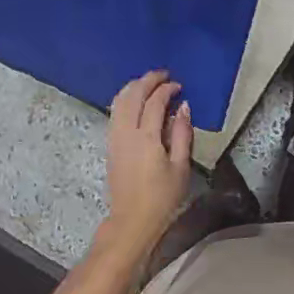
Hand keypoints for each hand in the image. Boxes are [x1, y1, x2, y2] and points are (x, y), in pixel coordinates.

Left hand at [104, 70, 192, 250]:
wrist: (132, 218)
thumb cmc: (162, 197)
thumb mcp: (180, 167)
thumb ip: (182, 134)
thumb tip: (183, 108)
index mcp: (147, 138)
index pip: (155, 102)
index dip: (166, 89)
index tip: (178, 86)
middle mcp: (126, 133)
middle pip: (132, 95)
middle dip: (147, 81)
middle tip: (162, 75)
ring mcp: (114, 138)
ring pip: (119, 102)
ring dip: (133, 88)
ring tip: (148, 84)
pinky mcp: (110, 145)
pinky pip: (114, 113)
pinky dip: (124, 100)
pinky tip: (134, 101)